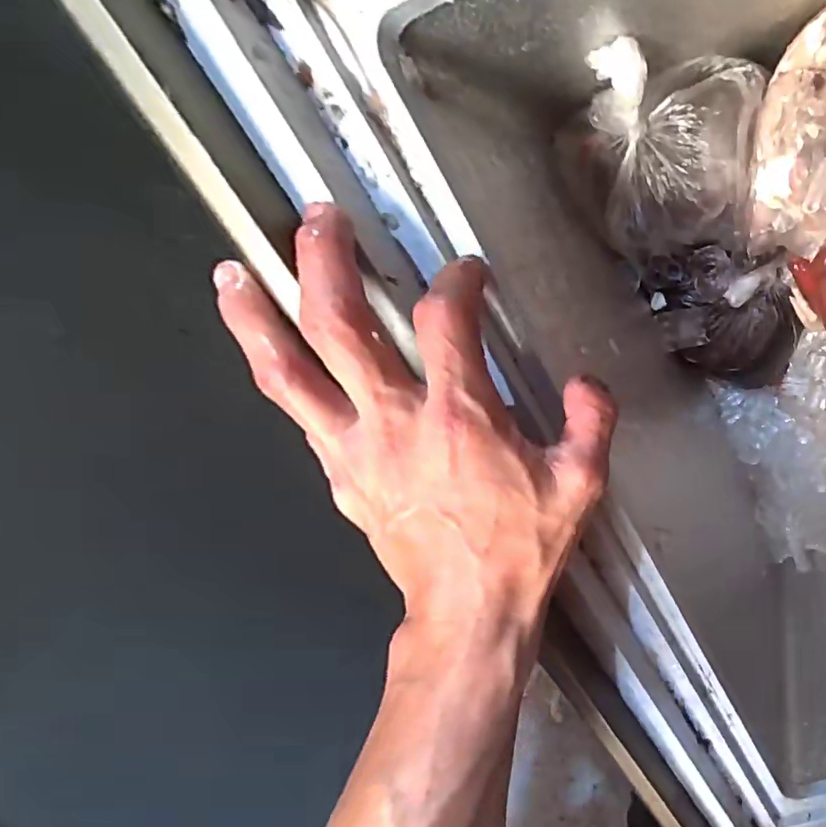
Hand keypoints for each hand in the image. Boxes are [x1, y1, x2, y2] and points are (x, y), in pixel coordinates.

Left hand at [213, 203, 615, 673]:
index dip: (458, 281)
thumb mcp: (581, 483)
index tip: (468, 273)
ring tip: (233, 273)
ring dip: (258, 315)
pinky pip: (299, 415)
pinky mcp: (340, 474)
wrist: (469, 608)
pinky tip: (269, 356)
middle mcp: (397, 418)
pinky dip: (278, 376)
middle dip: (325, 260)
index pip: (449, 319)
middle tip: (318, 217)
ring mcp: (357, 447)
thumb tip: (587, 381)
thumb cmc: (523, 546)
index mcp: (461, 414)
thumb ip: (592, 421)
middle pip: (341, 322)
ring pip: (289, 369)